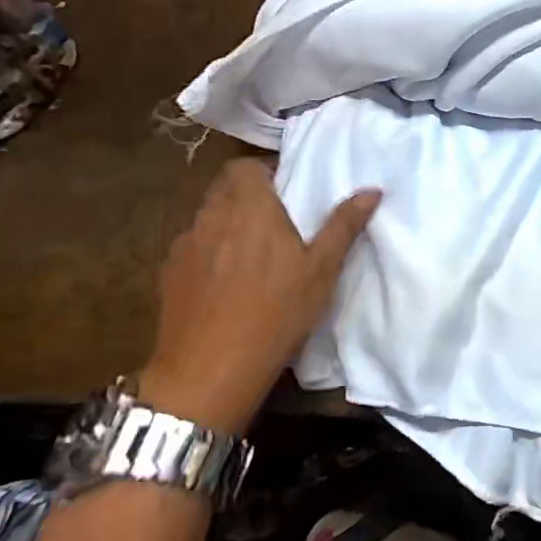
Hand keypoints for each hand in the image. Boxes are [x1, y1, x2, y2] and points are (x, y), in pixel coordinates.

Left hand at [139, 159, 378, 434]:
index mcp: (249, 209)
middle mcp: (211, 218)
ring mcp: (183, 247)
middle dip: (249, 195)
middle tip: (279, 221)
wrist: (208, 373)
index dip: (265, 172)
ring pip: (207, 218)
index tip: (288, 191)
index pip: (244, 167)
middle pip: (224, 189)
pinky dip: (210, 251)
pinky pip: (192, 247)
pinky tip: (226, 282)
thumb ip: (344, 225)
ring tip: (254, 253)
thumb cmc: (275, 313)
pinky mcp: (168, 276)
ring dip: (228, 223)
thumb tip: (371, 190)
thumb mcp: (322, 270)